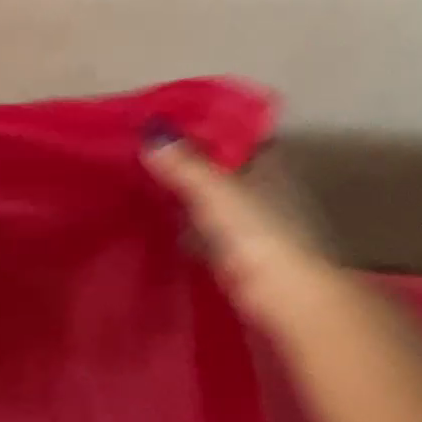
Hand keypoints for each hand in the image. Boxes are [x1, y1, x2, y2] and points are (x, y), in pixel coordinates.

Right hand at [143, 140, 343, 329]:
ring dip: (179, 192)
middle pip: (219, 169)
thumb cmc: (261, 237)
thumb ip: (185, 164)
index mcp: (269, 170)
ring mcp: (250, 227)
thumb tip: (150, 129)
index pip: (236, 139)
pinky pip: (198, 228)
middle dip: (184, 160)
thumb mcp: (217, 192)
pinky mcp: (233, 256)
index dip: (204, 129)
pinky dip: (177, 222)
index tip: (162, 121)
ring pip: (207, 199)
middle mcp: (263, 194)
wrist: (288, 300)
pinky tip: (149, 218)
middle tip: (136, 148)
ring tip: (133, 180)